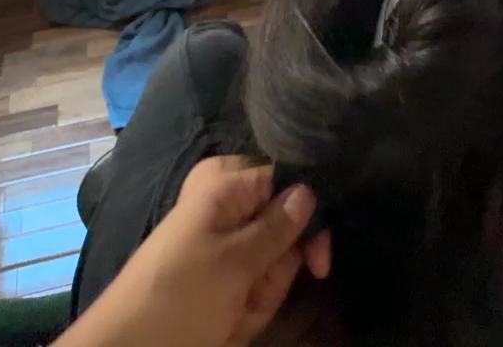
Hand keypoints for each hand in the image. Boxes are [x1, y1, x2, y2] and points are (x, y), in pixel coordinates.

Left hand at [57, 156, 332, 346]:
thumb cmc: (182, 294)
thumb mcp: (235, 262)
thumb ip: (278, 227)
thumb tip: (311, 189)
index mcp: (225, 181)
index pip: (286, 179)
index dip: (308, 215)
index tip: (321, 256)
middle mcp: (229, 202)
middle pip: (285, 223)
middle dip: (279, 267)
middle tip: (254, 293)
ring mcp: (227, 240)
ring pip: (276, 260)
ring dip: (263, 294)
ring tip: (233, 311)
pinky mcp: (224, 273)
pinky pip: (258, 284)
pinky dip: (252, 308)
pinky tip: (231, 322)